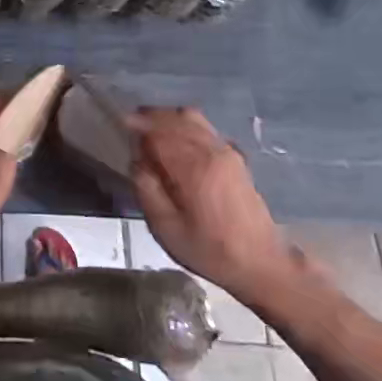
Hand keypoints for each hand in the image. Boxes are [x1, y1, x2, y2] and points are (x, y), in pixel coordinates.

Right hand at [130, 107, 290, 296]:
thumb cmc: (209, 250)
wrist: (262, 263)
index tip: (119, 125)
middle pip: (177, 118)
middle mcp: (212, 151)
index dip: (137, 126)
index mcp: (194, 167)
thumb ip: (146, 189)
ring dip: (169, 119)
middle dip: (151, 117)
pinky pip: (205, 129)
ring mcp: (227, 152)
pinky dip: (185, 126)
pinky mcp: (236, 158)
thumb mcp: (166, 228)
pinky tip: (176, 141)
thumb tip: (137, 161)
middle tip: (130, 124)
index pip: (159, 131)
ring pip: (193, 119)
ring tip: (150, 129)